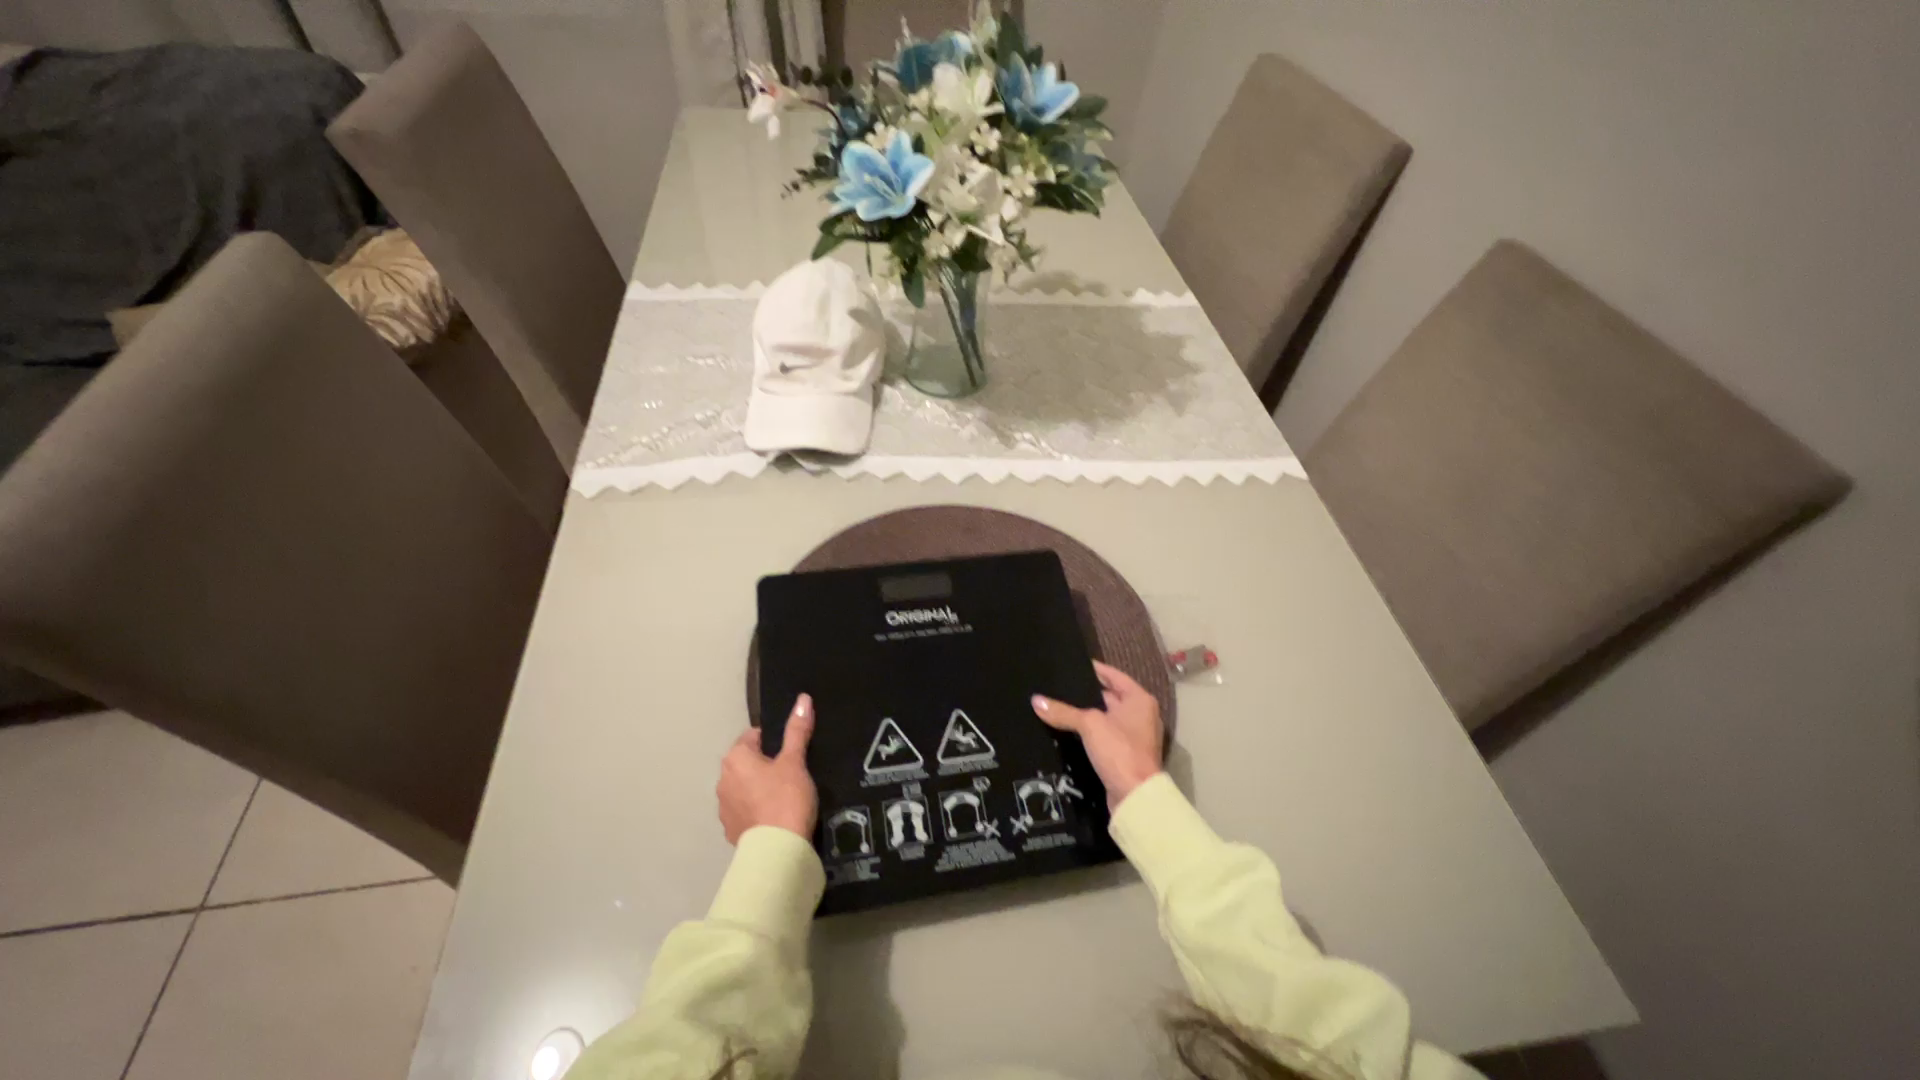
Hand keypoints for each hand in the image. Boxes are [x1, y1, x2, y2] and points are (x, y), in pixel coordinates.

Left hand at [718, 694, 817, 843]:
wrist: (778, 849)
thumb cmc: (786, 797)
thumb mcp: (795, 761)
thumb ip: (797, 730)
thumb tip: (803, 698)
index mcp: (735, 758)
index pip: (754, 737)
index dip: (775, 743)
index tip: (791, 755)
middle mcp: (723, 779)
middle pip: (747, 763)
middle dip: (765, 766)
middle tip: (792, 776)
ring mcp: (723, 806)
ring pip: (744, 787)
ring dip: (758, 788)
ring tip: (784, 798)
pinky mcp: (729, 829)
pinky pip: (744, 810)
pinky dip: (755, 810)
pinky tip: (774, 817)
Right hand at [1031, 661, 1164, 810]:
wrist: (1135, 796)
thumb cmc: (1119, 750)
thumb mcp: (1089, 725)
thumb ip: (1063, 711)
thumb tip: (1035, 701)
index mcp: (1139, 699)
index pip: (1113, 675)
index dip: (1093, 669)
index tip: (1071, 664)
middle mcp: (1140, 714)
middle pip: (1109, 696)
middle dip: (1085, 693)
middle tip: (1058, 685)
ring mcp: (1133, 735)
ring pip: (1104, 717)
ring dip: (1085, 714)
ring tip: (1057, 704)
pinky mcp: (1124, 754)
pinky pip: (1103, 735)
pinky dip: (1088, 732)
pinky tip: (1066, 729)